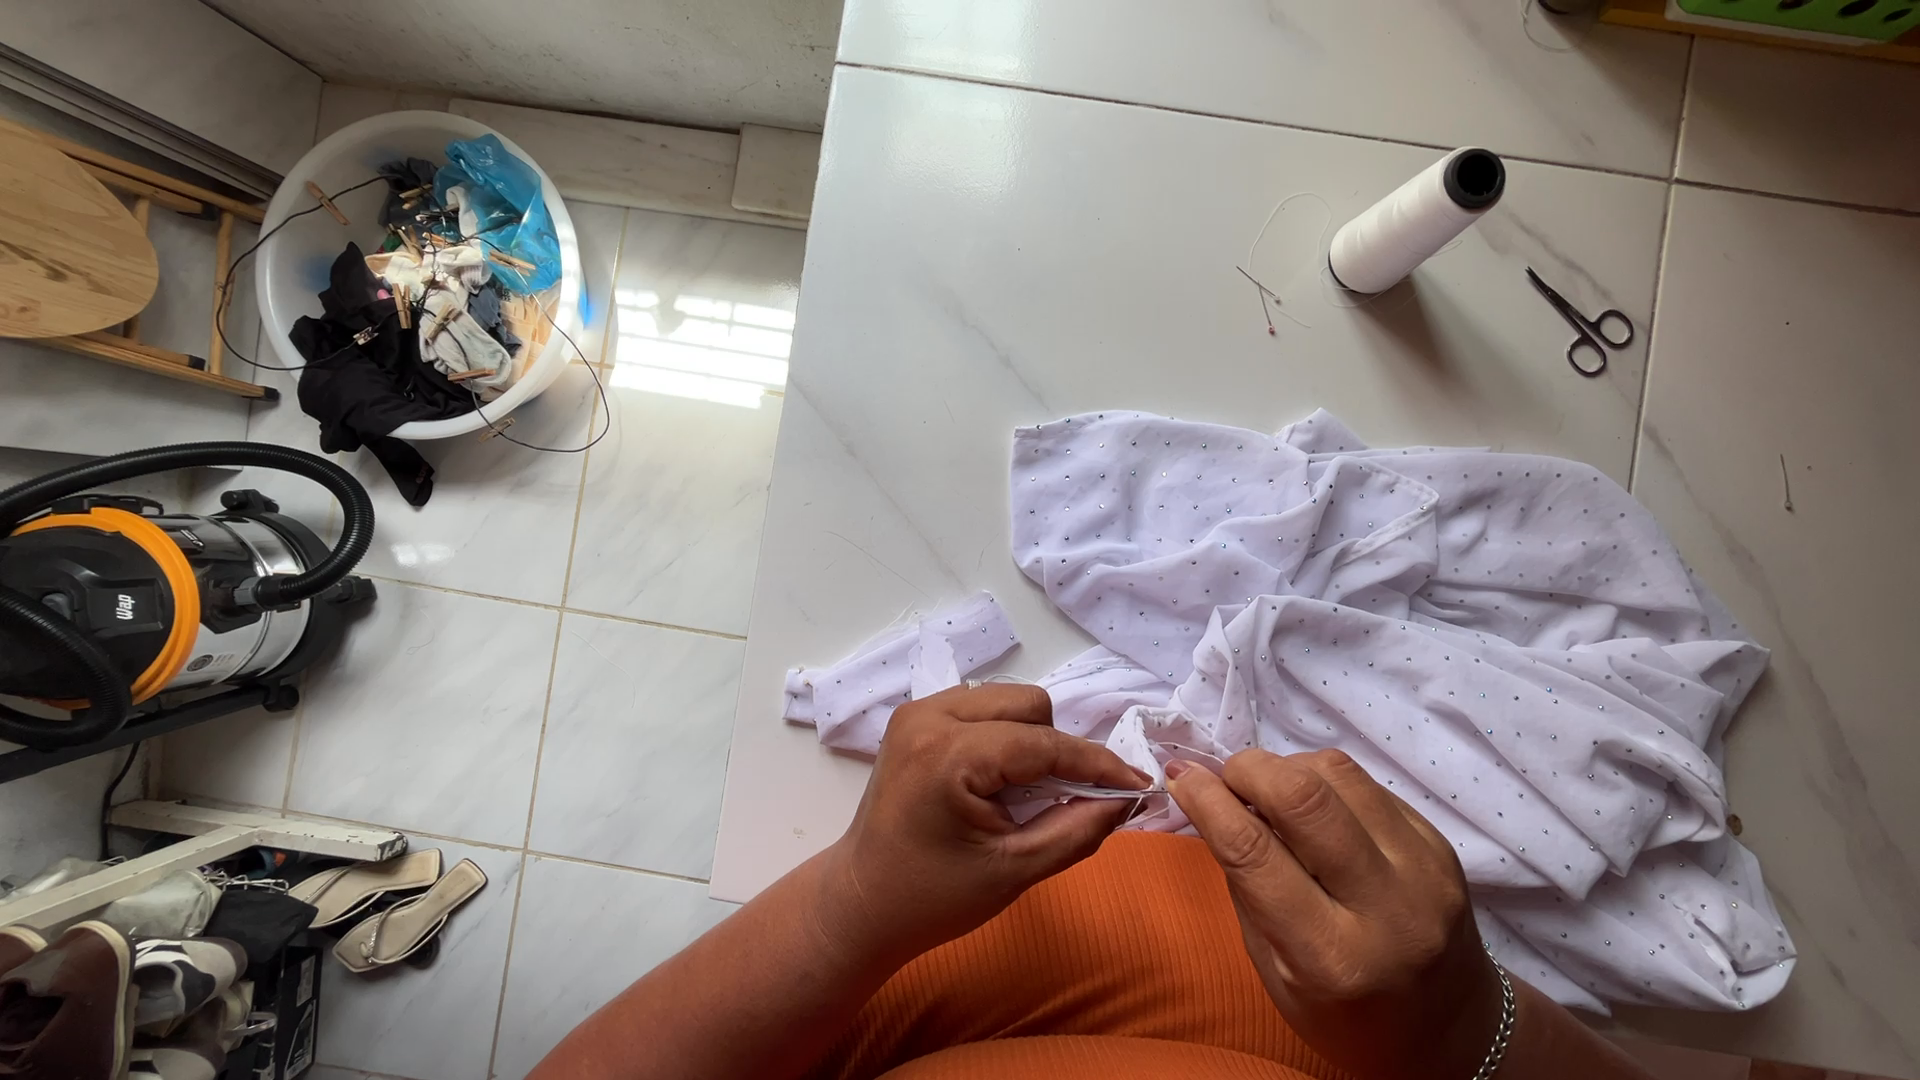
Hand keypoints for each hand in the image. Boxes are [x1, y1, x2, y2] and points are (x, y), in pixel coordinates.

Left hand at [821, 683, 1145, 961]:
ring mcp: (918, 711)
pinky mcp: (916, 717)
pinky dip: (1004, 736)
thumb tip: (1126, 799)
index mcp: (947, 754)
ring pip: (1007, 700)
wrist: (862, 902)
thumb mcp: (1014, 871)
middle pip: (1028, 704)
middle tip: (1061, 800)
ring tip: (1024, 792)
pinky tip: (997, 778)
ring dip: (1031, 739)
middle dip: (1057, 750)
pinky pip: (983, 707)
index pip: (1042, 744)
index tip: (1138, 784)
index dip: (1096, 764)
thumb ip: (1076, 830)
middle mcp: (930, 716)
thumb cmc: (932, 897)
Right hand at [1167, 749, 1503, 1079]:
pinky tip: (1312, 806)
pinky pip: (1363, 780)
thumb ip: (1244, 880)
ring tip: (1269, 793)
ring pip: (1334, 772)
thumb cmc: (1342, 1011)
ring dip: (1284, 766)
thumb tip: (1205, 794)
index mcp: (1332, 958)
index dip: (1207, 800)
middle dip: (1246, 770)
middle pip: (1302, 797)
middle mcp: (1388, 909)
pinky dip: (1320, 777)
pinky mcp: (1439, 841)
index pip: (1254, 852)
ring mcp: (1425, 869)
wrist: (1455, 1030)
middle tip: (1224, 779)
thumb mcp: (1273, 966)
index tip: (1180, 776)